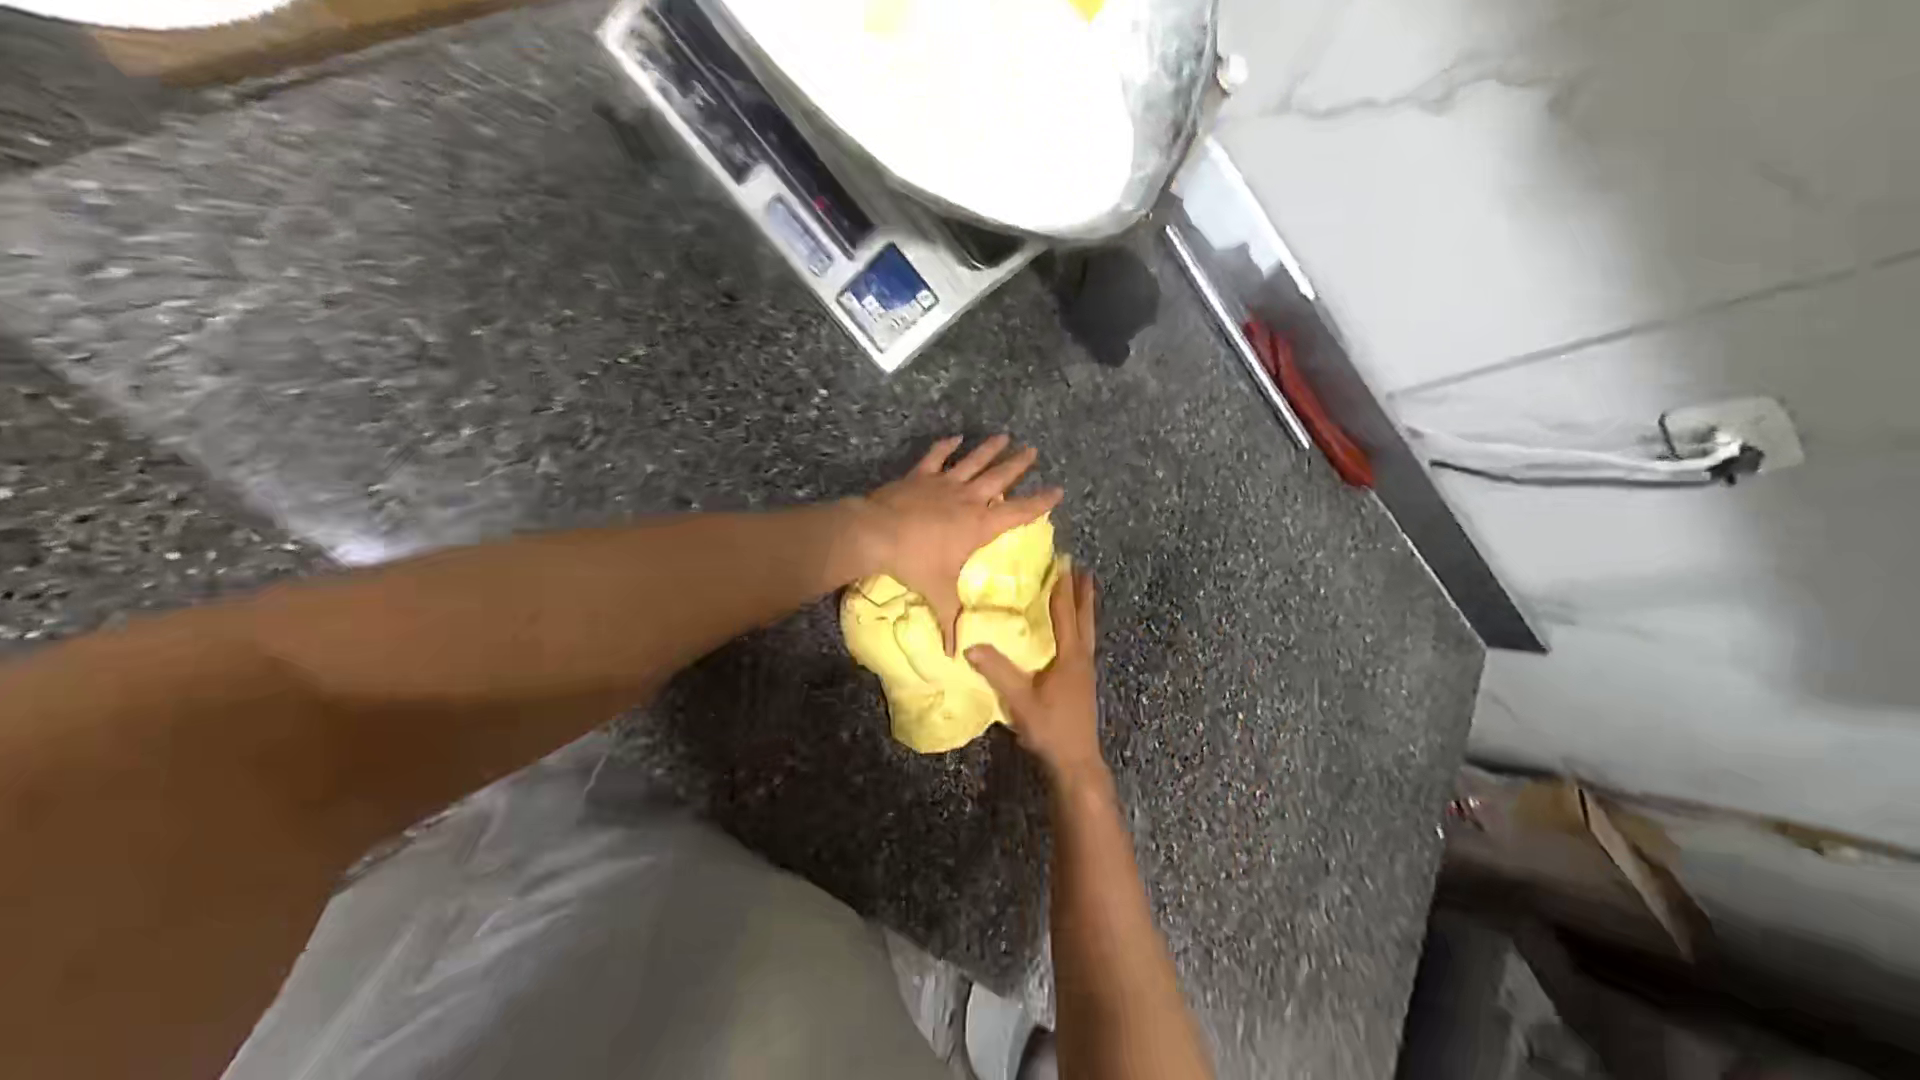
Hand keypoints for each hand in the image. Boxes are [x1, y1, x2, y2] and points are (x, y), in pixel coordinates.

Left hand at [857, 435, 1062, 653]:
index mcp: (980, 524)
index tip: (1058, 490)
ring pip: (973, 461)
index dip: (1041, 501)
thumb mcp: (937, 594)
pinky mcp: (920, 476)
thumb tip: (953, 655)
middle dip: (1019, 464)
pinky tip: (955, 437)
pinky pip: (937, 456)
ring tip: (1004, 436)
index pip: (1019, 512)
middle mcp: (968, 498)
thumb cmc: (914, 563)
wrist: (877, 533)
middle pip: (1000, 477)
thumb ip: (950, 622)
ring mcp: (944, 483)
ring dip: (989, 449)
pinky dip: (946, 446)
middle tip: (1033, 451)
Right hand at [968, 569, 1103, 782]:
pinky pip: (1085, 644)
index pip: (1065, 614)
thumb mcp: (1020, 699)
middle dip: (1082, 593)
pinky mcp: (1084, 684)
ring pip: (1088, 631)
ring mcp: (1086, 672)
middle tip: (1082, 569)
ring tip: (1083, 592)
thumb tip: (971, 646)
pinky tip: (1074, 634)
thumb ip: (997, 672)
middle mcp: (1082, 659)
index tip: (1063, 562)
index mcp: (1070, 657)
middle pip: (1084, 618)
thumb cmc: (1050, 728)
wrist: (1076, 761)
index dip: (1062, 588)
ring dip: (1084, 609)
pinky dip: (1081, 628)